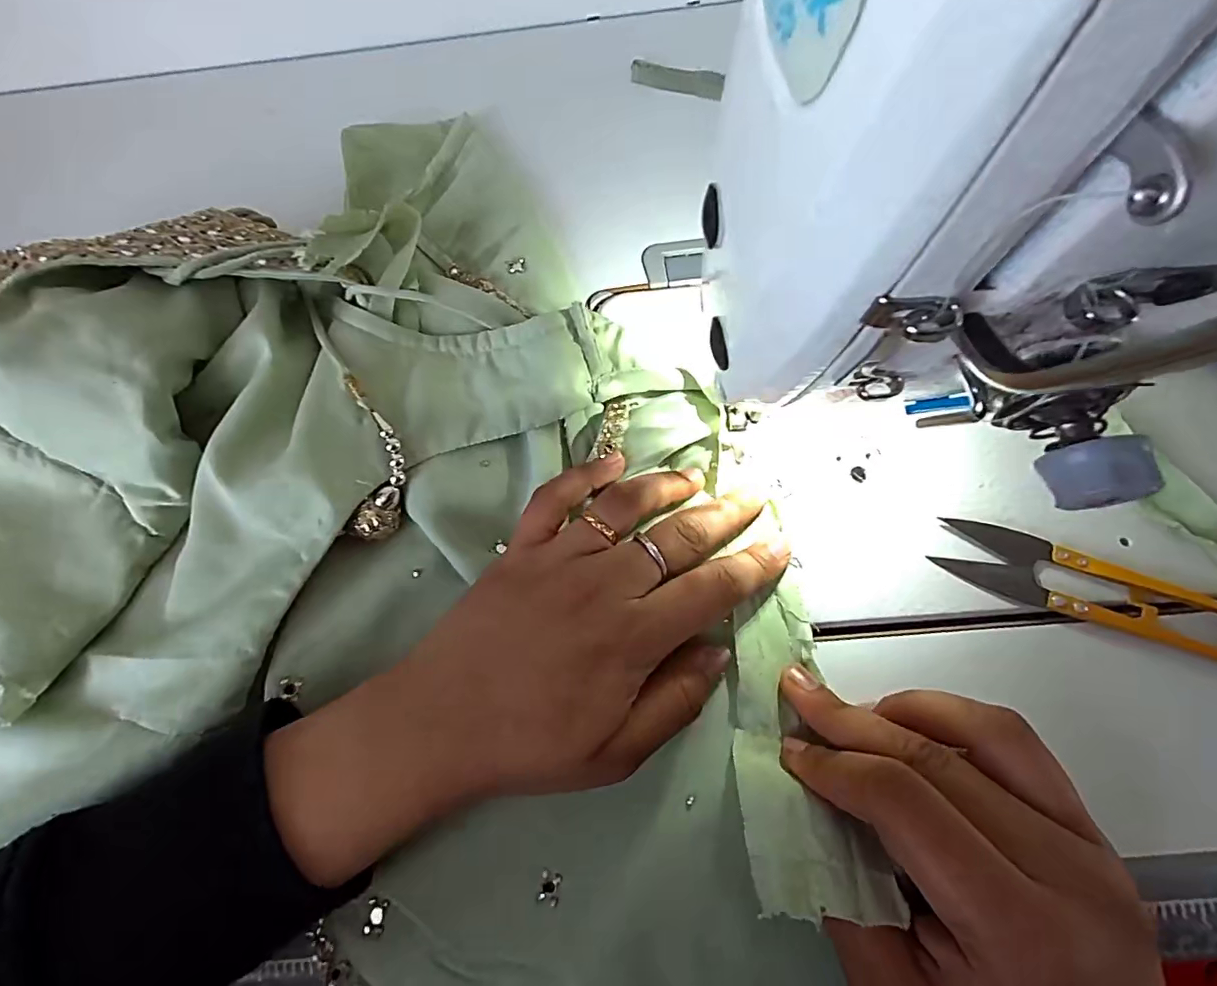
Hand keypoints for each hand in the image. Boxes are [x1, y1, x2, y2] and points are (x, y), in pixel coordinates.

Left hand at [266, 450, 789, 884]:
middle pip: (678, 538)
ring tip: (696, 479)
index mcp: (632, 638)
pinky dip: (584, 474)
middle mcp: (602, 585)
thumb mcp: (615, 754)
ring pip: (623, 507)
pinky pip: (555, 499)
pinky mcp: (520, 549)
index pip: (711, 590)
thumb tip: (718, 650)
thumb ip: (675, 701)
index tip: (779, 545)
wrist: (437, 724)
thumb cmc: (530, 745)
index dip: (753, 565)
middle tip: (754, 497)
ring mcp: (557, 559)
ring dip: (666, 486)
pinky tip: (612, 462)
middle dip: (726, 515)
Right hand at [778, 671, 1159, 985]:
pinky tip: (914, 729)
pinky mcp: (1094, 834)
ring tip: (855, 715)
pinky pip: (1020, 748)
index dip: (839, 767)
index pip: (909, 803)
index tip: (794, 752)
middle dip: (855, 721)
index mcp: (1023, 930)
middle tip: (804, 697)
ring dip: (908, 710)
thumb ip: (849, 902)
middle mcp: (1071, 875)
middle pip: (940, 758)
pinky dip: (956, 722)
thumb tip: (809, 809)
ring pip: (989, 730)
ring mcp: (1092, 848)